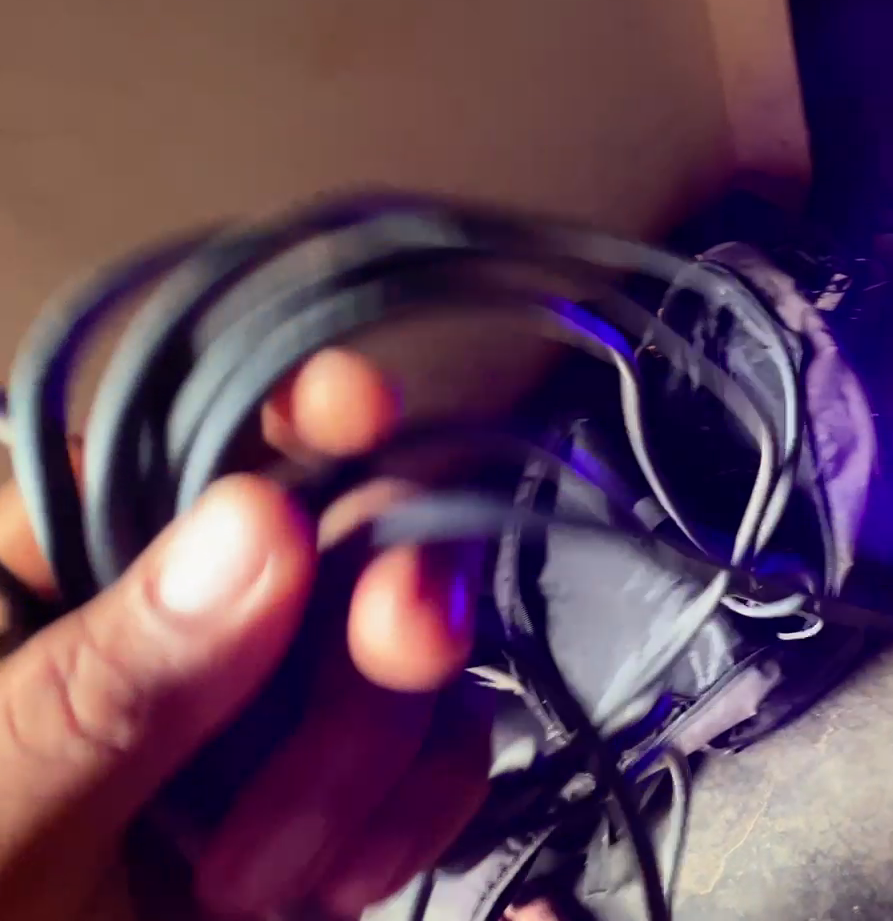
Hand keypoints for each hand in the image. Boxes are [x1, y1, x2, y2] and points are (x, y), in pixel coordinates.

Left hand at [0, 350, 490, 918]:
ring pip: (421, 641)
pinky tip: (348, 880)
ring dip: (378, 752)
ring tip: (271, 882)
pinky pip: (460, 734)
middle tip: (407, 650)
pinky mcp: (376, 775)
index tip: (361, 406)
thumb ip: (103, 689)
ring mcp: (293, 705)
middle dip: (383, 602)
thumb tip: (261, 513)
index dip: (277, 416)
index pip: (162, 460)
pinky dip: (426, 802)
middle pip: (346, 543)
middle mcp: (195, 634)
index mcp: (45, 606)